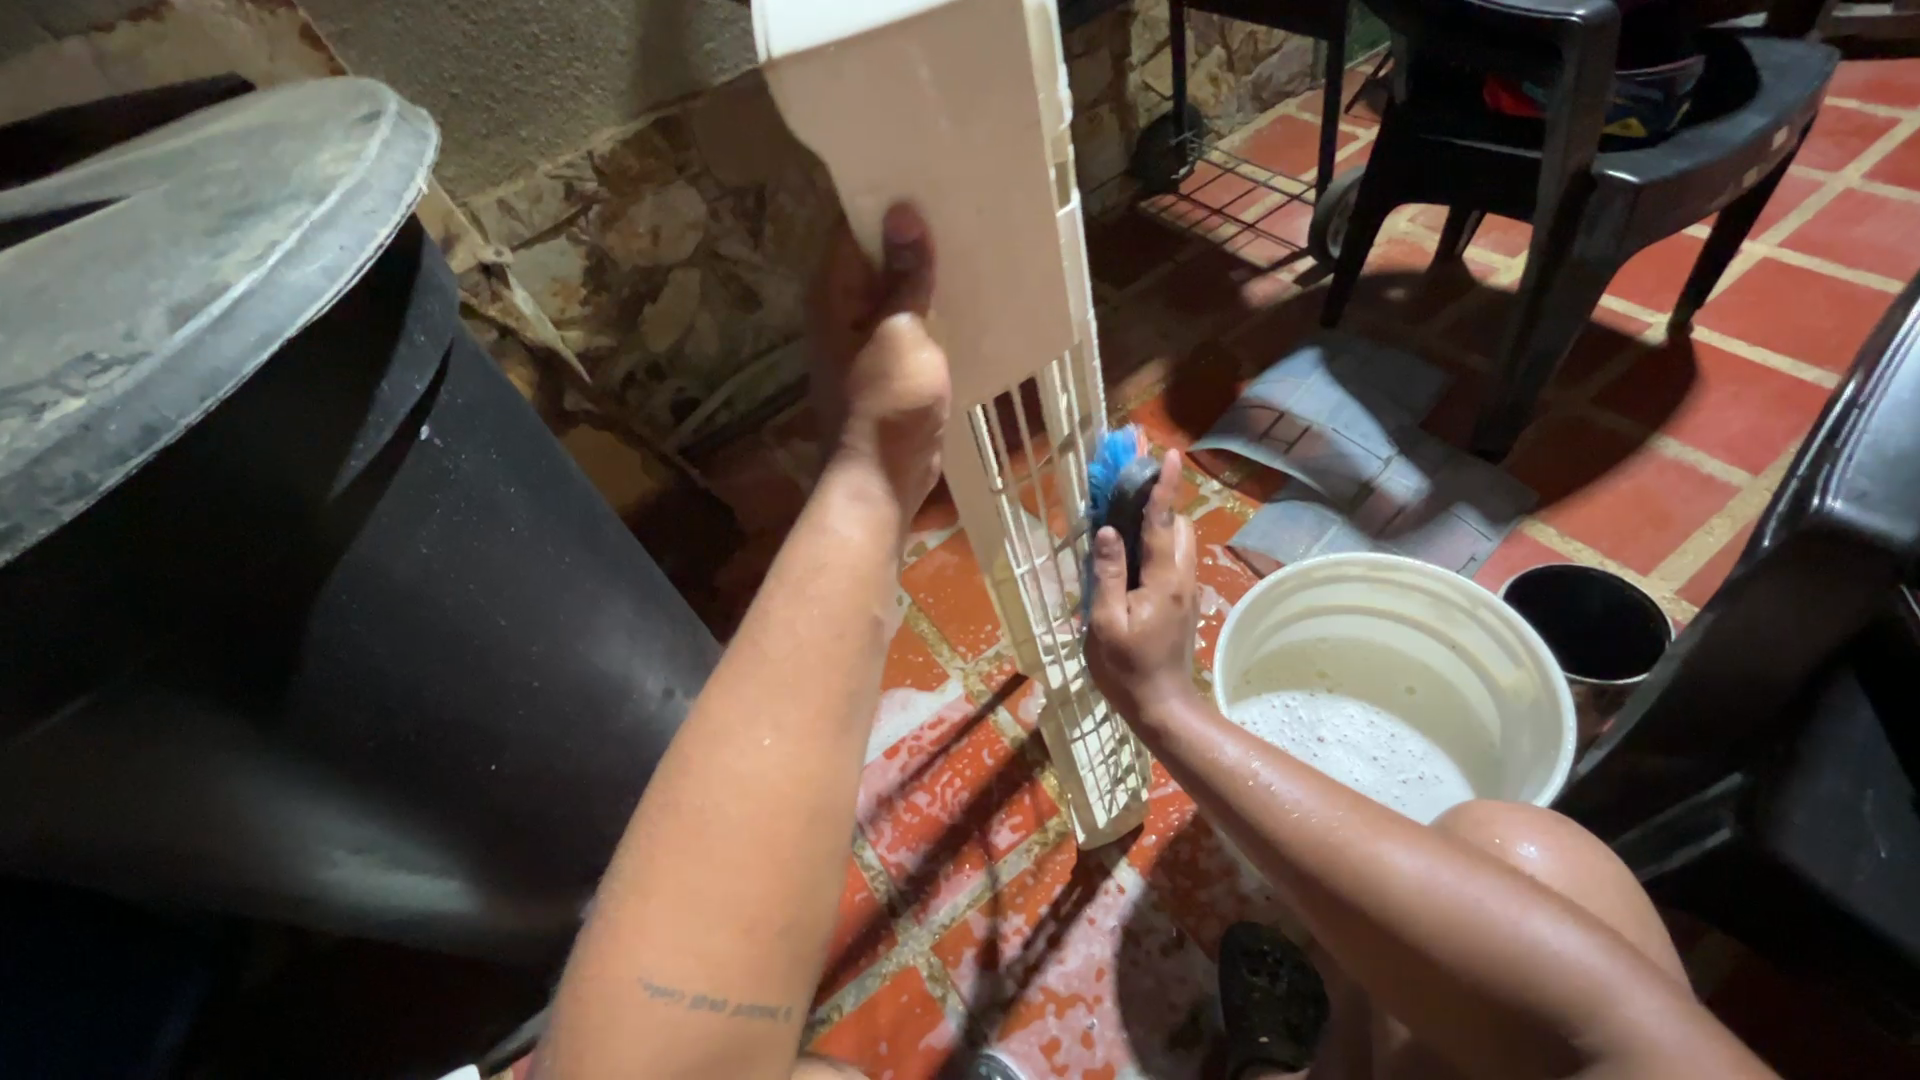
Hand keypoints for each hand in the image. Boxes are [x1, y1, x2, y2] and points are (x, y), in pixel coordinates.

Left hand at [807, 203, 951, 519]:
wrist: (883, 478)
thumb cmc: (888, 404)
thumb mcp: (903, 332)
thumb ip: (906, 276)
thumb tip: (902, 212)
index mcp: (835, 294)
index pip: (854, 227)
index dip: (888, 202)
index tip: (928, 177)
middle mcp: (843, 310)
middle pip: (877, 258)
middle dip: (914, 236)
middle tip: (962, 204)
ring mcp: (865, 340)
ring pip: (897, 293)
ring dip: (927, 277)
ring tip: (971, 242)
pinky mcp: (889, 366)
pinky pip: (910, 326)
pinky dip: (932, 312)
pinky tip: (966, 297)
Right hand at [1086, 450, 1200, 723]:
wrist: (1161, 705)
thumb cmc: (1127, 668)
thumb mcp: (1106, 623)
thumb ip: (1107, 574)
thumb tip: (1106, 530)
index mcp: (1163, 579)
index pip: (1162, 522)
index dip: (1163, 486)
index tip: (1168, 453)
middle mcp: (1181, 577)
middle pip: (1177, 525)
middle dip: (1160, 499)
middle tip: (1130, 482)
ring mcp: (1184, 590)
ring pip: (1177, 541)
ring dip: (1158, 520)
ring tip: (1125, 510)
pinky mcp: (1180, 601)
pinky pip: (1170, 558)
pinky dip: (1155, 541)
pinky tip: (1129, 549)